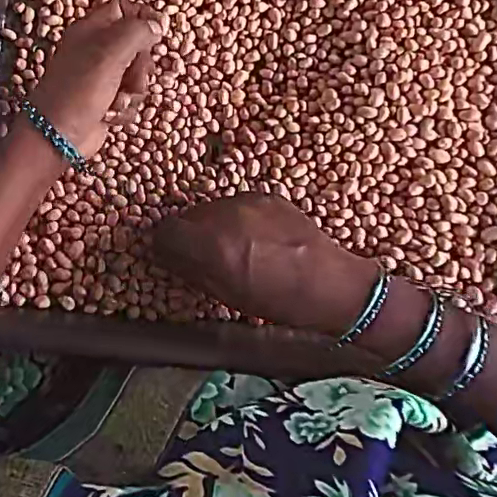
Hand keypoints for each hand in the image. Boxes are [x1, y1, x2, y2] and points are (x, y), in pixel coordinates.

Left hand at [25, 0, 160, 157]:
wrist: (57, 136)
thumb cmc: (79, 90)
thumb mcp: (110, 52)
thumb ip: (137, 31)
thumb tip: (157, 24)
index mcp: (91, 30)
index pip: (122, 8)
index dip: (141, 17)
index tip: (156, 32)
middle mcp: (96, 51)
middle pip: (137, 46)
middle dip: (141, 65)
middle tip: (133, 75)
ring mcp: (101, 78)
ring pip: (137, 75)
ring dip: (134, 91)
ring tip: (118, 100)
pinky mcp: (106, 102)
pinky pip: (130, 99)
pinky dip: (125, 109)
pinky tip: (110, 114)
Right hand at [152, 193, 377, 335]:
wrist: (330, 284)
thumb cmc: (277, 301)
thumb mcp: (227, 295)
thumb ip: (192, 270)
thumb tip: (168, 255)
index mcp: (212, 245)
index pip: (167, 231)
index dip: (166, 244)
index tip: (172, 253)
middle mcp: (225, 215)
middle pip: (188, 217)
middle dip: (191, 235)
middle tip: (205, 255)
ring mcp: (248, 202)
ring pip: (213, 208)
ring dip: (214, 224)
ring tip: (235, 247)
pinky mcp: (266, 196)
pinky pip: (238, 204)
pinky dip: (238, 218)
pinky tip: (256, 238)